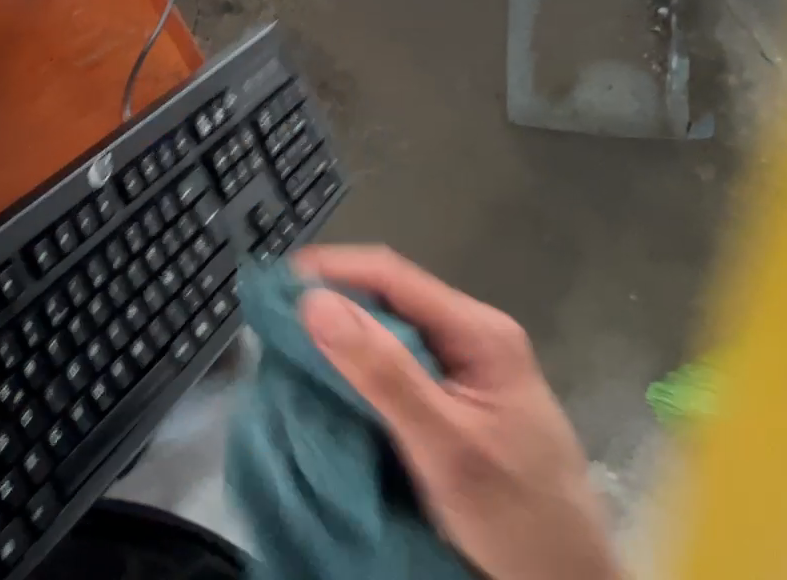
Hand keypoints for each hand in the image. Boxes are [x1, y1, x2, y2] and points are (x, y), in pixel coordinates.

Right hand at [294, 247, 619, 579]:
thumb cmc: (515, 516)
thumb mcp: (445, 446)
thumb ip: (382, 373)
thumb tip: (312, 302)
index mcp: (479, 332)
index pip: (390, 274)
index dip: (328, 269)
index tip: (272, 286)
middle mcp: (469, 334)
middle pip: (385, 294)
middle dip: (327, 301)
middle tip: (271, 321)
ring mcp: (461, 363)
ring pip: (385, 326)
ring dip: (337, 332)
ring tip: (287, 345)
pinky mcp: (449, 392)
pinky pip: (391, 358)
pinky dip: (353, 361)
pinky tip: (325, 376)